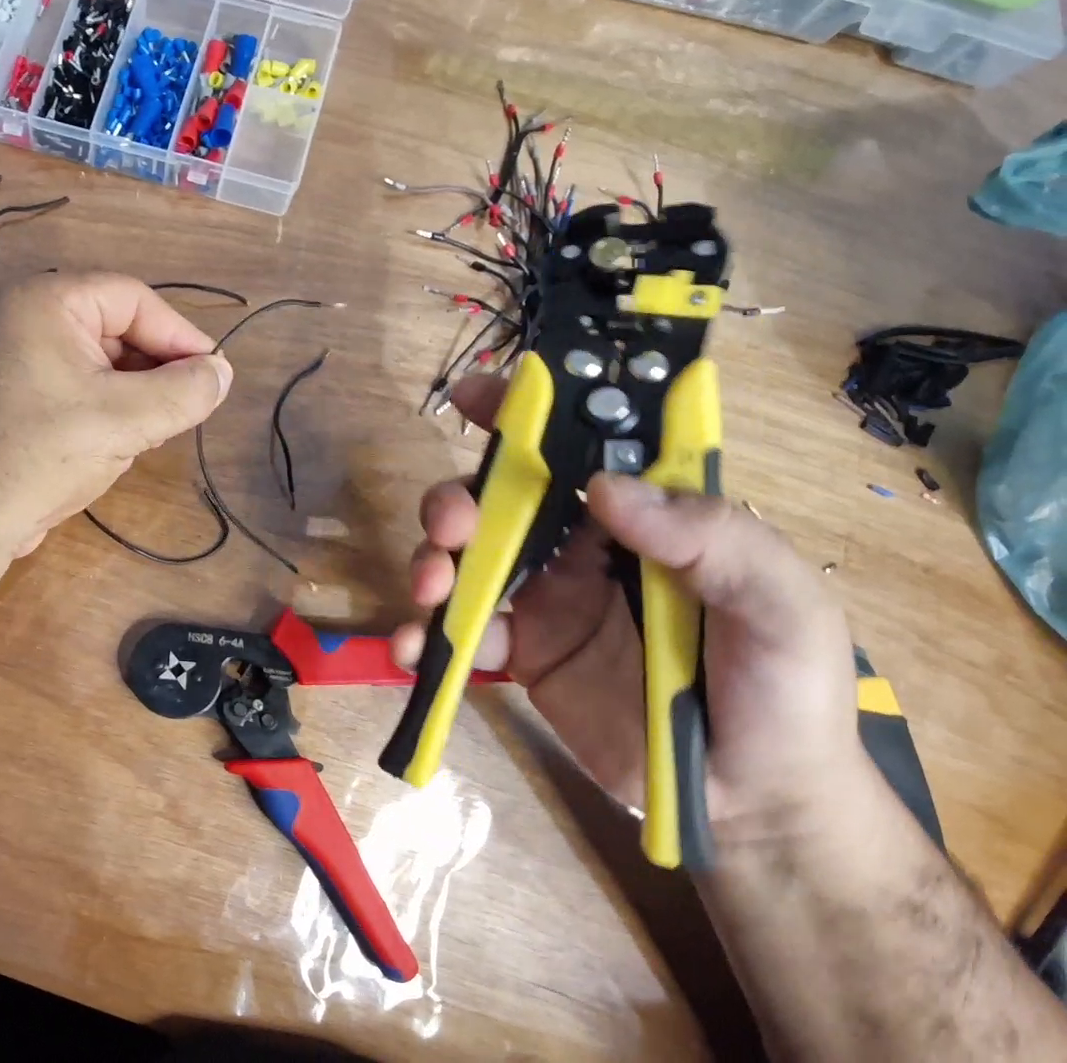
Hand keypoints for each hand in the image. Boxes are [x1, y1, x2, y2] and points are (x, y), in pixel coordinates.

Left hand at [0, 273, 232, 558]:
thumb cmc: (42, 456)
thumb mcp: (126, 421)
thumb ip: (185, 391)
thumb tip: (221, 372)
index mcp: (45, 301)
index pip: (134, 298)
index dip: (179, 335)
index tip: (212, 376)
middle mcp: (22, 316)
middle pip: (115, 327)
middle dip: (154, 370)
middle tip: (182, 410)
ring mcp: (11, 357)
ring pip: (97, 362)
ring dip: (131, 395)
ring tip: (146, 434)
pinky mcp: (10, 394)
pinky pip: (73, 386)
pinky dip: (102, 409)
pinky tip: (112, 445)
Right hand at [391, 375, 870, 837]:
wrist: (753, 803)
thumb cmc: (784, 693)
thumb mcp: (782, 605)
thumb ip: (711, 539)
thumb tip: (604, 488)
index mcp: (647, 521)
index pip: (582, 450)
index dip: (527, 414)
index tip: (476, 395)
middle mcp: (585, 550)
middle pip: (500, 501)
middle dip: (458, 501)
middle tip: (452, 529)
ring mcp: (545, 602)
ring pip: (466, 559)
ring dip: (432, 561)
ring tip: (429, 591)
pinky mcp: (520, 656)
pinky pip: (460, 634)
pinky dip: (426, 636)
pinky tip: (414, 650)